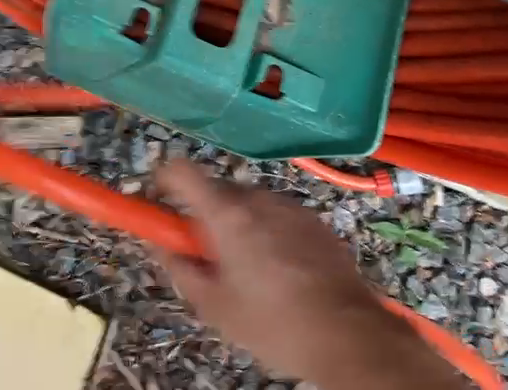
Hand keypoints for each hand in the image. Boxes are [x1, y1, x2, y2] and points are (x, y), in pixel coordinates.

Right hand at [153, 163, 465, 387]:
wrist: (349, 335)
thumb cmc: (274, 323)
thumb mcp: (215, 307)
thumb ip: (180, 269)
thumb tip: (161, 245)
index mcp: (227, 214)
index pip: (181, 171)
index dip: (163, 180)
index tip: (158, 202)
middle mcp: (257, 198)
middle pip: (216, 191)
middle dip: (205, 216)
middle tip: (208, 256)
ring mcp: (289, 205)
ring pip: (249, 205)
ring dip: (239, 225)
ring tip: (250, 271)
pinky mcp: (314, 219)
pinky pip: (278, 215)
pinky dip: (269, 232)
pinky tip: (282, 272)